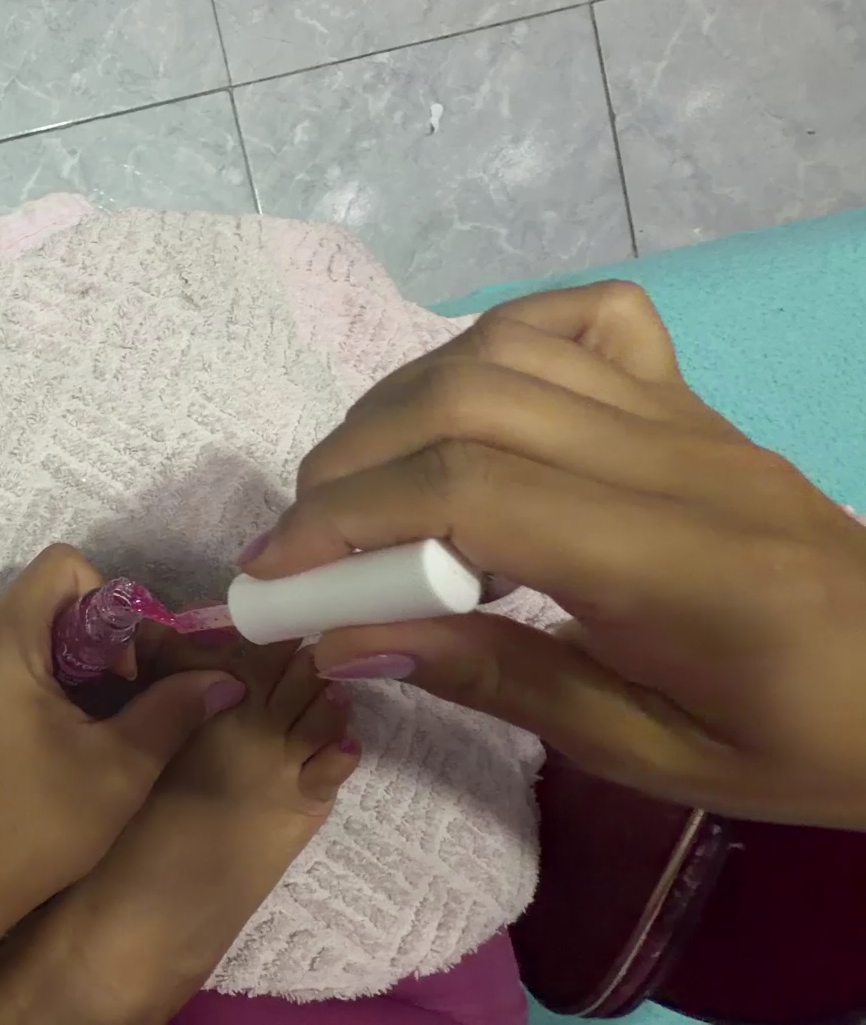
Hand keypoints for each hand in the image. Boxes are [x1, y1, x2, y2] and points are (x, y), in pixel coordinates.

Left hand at [0, 544, 247, 937]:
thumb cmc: (32, 828)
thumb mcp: (117, 770)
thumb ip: (171, 709)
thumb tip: (221, 678)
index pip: (63, 565)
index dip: (108, 603)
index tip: (119, 671)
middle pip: (44, 597)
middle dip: (90, 640)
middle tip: (110, 706)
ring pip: (23, 624)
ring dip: (63, 661)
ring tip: (79, 727)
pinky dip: (31, 672)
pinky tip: (43, 731)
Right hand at [245, 280, 865, 827]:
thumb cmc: (799, 734)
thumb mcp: (642, 752)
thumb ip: (486, 680)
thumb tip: (338, 641)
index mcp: (681, 565)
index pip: (467, 495)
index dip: (343, 521)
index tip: (272, 573)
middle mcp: (675, 460)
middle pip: (458, 407)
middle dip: (341, 471)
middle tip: (302, 540)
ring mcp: (678, 413)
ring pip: (492, 353)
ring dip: (387, 411)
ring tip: (358, 481)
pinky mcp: (676, 393)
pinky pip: (573, 319)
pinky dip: (484, 340)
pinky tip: (455, 398)